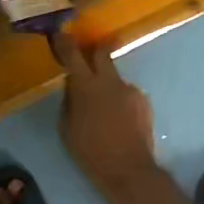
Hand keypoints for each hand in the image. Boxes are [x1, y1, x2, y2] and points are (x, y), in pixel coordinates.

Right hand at [49, 32, 158, 199]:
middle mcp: (109, 81)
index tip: (60, 34)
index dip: (65, 42)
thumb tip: (72, 87)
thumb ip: (68, 102)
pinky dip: (120, 100)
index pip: (73, 55)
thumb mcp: (66, 129)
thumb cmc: (90, 152)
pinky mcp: (143, 100)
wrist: (129, 169)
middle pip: (102, 52)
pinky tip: (119, 119)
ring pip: (114, 77)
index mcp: (86, 87)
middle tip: (88, 56)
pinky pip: (127, 93)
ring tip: (105, 108)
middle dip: (94, 50)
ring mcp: (129, 89)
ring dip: (107, 85)